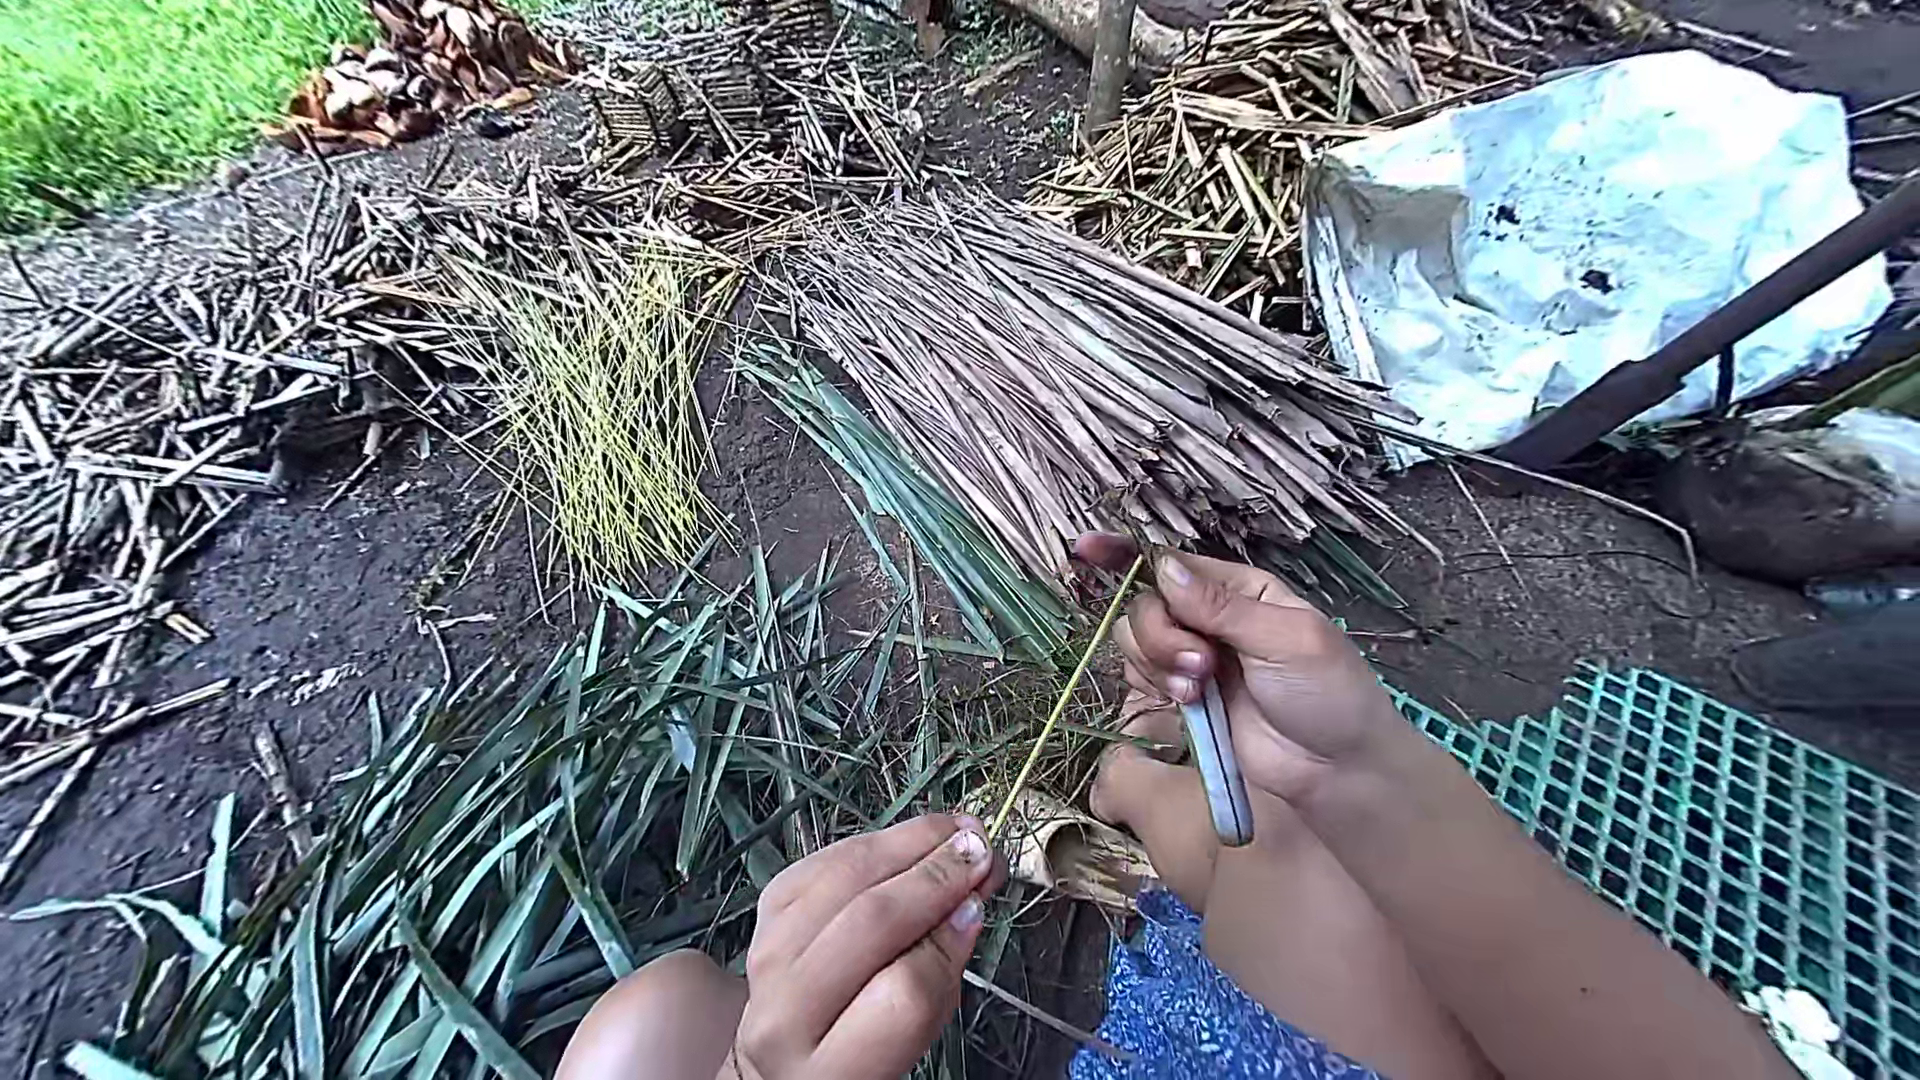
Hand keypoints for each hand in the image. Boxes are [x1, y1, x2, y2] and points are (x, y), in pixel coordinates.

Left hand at [733, 814, 1005, 1079]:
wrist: (784, 1036)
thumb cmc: (862, 1039)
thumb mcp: (913, 1035)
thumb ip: (940, 975)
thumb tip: (969, 899)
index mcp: (830, 1070)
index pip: (903, 995)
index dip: (948, 942)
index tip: (980, 901)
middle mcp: (786, 1009)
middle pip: (872, 920)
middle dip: (936, 875)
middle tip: (979, 849)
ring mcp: (769, 946)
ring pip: (850, 872)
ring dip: (912, 841)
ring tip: (955, 831)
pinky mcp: (770, 899)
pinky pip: (833, 854)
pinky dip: (881, 840)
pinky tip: (914, 838)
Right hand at [1076, 533, 1407, 803]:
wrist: (1335, 773)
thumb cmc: (1328, 696)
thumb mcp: (1287, 640)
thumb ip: (1221, 605)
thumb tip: (1163, 567)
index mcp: (1237, 590)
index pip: (1172, 561)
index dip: (1125, 553)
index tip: (1085, 550)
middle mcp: (1206, 616)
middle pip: (1145, 603)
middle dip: (1161, 633)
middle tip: (1200, 664)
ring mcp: (1189, 655)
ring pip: (1134, 638)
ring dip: (1158, 661)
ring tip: (1198, 690)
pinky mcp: (1177, 691)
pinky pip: (1137, 673)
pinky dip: (1153, 684)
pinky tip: (1188, 702)